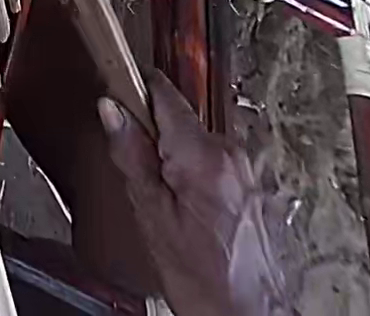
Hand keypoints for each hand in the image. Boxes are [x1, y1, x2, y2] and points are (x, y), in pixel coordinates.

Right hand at [99, 72, 292, 315]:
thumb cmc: (202, 281)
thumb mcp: (150, 214)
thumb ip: (129, 153)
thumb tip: (110, 106)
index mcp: (203, 156)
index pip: (163, 92)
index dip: (134, 87)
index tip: (116, 93)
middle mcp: (233, 155)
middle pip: (179, 117)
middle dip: (154, 133)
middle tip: (140, 169)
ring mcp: (251, 172)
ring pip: (196, 140)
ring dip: (176, 154)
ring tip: (167, 195)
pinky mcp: (260, 188)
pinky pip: (216, 161)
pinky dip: (198, 172)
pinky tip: (192, 207)